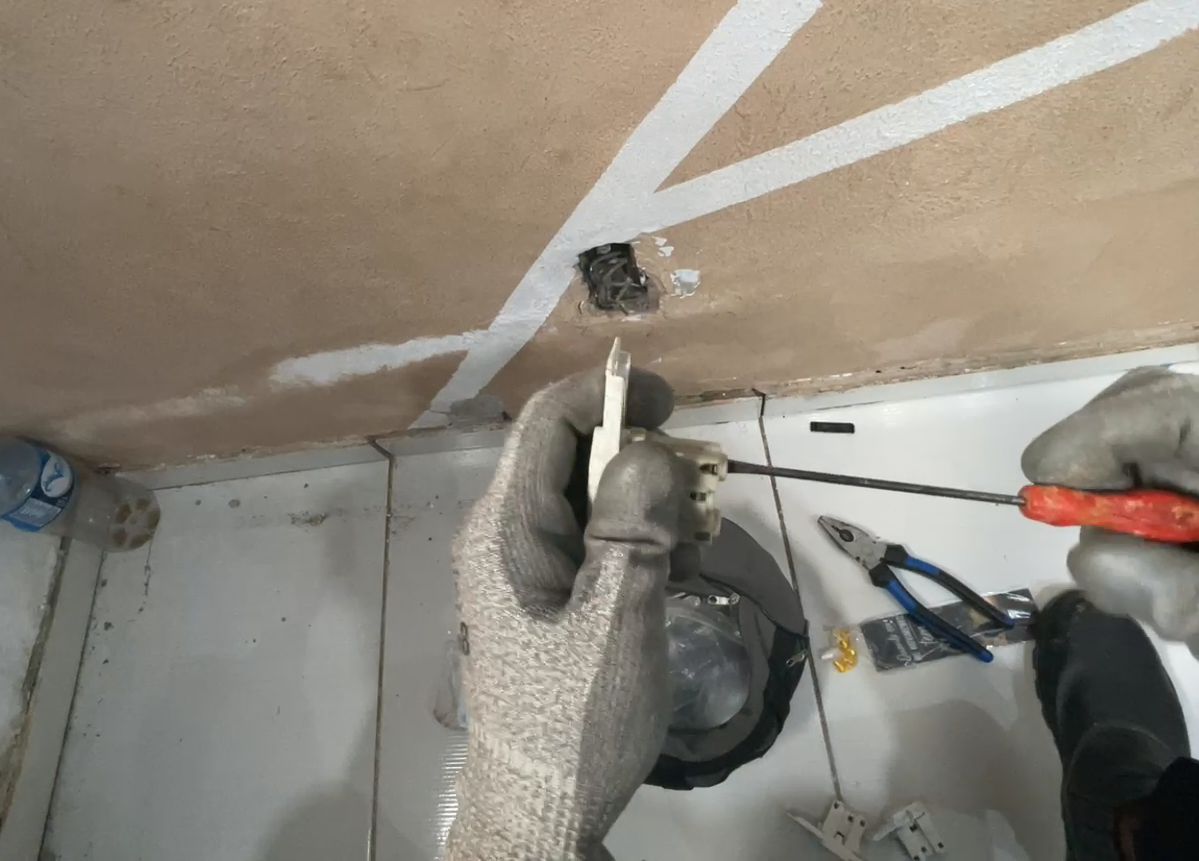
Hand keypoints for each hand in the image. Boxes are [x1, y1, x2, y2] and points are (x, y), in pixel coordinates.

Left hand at [445, 368, 692, 860]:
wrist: (540, 806)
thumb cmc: (575, 716)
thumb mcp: (617, 617)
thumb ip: (633, 526)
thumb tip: (649, 450)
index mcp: (508, 523)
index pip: (548, 419)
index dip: (606, 393)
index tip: (669, 400)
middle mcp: (504, 528)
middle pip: (567, 451)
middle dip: (635, 451)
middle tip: (694, 484)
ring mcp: (520, 558)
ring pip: (583, 492)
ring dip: (642, 499)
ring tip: (688, 542)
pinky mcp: (540, 586)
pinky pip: (587, 534)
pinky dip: (632, 535)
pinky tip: (670, 572)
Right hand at [1023, 367, 1198, 848]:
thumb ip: (1182, 601)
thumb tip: (1083, 555)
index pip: (1182, 411)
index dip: (1094, 430)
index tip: (1044, 483)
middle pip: (1175, 417)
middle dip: (1101, 456)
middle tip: (1070, 518)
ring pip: (1184, 461)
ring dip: (1126, 499)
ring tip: (1120, 573)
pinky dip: (1159, 531)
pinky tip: (1164, 587)